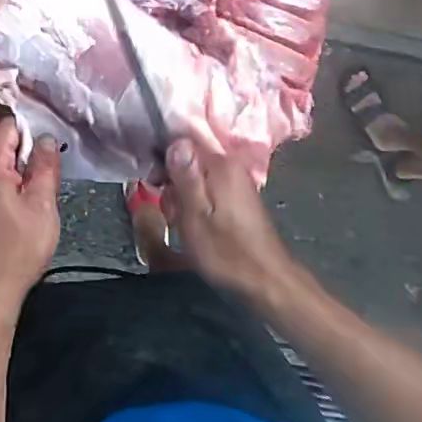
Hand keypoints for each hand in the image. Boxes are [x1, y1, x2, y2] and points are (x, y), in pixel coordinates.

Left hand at [0, 117, 61, 306]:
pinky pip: (2, 182)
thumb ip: (45, 166)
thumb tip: (47, 138)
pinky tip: (38, 195)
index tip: (59, 131)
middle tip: (62, 157)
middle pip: (6, 145)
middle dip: (34, 147)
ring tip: (54, 175)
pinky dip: (21, 182)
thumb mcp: (41, 203)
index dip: (33, 125)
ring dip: (29, 167)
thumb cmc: (19, 247)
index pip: (8, 128)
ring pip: (6, 165)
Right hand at [164, 139, 304, 303]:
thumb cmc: (226, 252)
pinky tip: (198, 227)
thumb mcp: (195, 216)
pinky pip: (210, 191)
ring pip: (198, 178)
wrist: (266, 280)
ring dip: (185, 198)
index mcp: (221, 165)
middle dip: (175, 184)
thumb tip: (175, 141)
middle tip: (173, 214)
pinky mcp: (240, 198)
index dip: (163, 161)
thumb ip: (185, 177)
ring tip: (184, 224)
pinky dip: (199, 206)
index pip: (183, 142)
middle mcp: (233, 166)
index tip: (155, 185)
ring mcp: (238, 182)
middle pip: (190, 161)